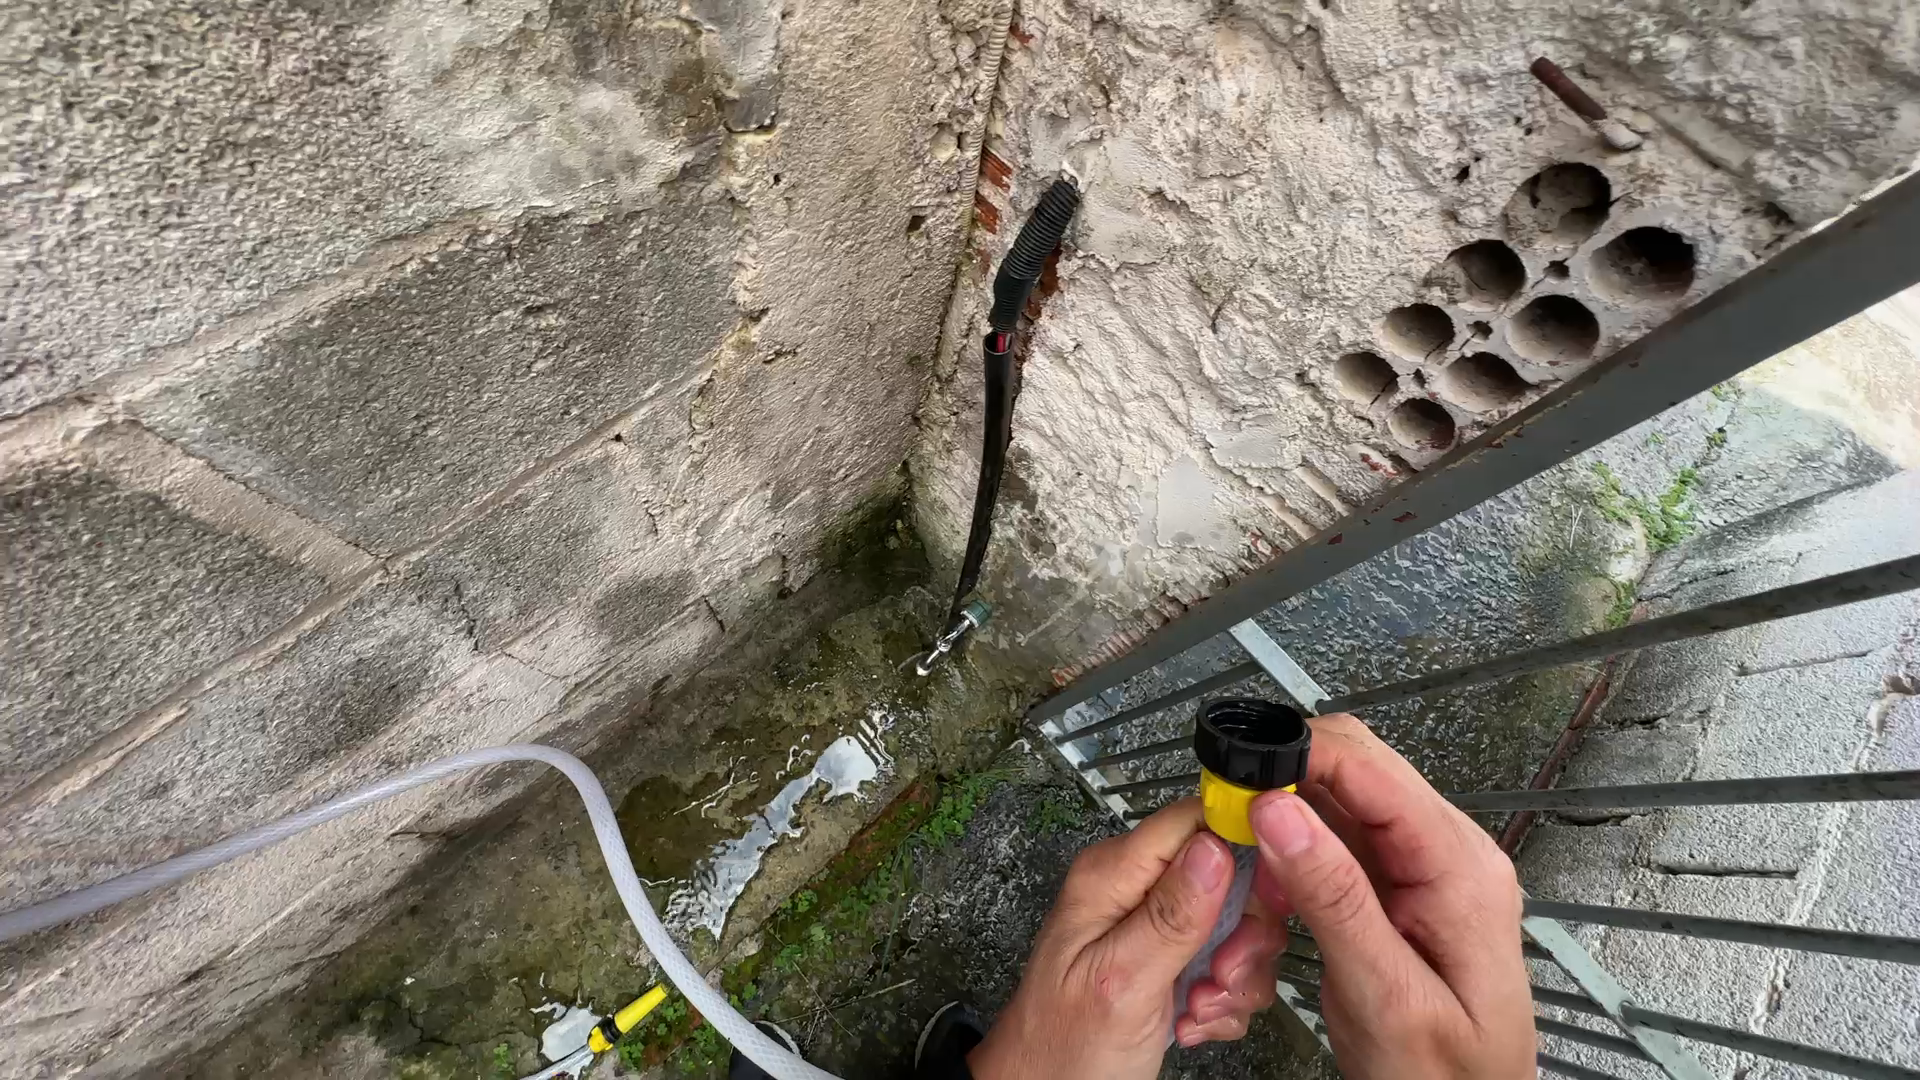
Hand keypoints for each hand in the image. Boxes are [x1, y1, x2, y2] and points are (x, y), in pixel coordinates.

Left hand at [967, 799, 1282, 1079]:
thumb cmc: (1065, 1044)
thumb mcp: (1123, 980)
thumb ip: (1170, 914)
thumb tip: (1213, 846)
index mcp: (1113, 873)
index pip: (1188, 820)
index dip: (1237, 845)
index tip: (1261, 899)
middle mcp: (1133, 885)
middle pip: (1223, 872)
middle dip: (1239, 932)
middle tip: (1220, 977)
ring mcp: (1151, 920)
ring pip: (1231, 921)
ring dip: (1233, 974)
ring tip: (1200, 1008)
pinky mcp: (1166, 954)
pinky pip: (1221, 958)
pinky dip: (1222, 997)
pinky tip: (1193, 1020)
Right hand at [1249, 713, 1532, 1079]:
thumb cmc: (1441, 1076)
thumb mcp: (1383, 996)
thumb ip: (1332, 896)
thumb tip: (1273, 805)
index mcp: (1456, 863)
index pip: (1368, 767)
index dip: (1296, 755)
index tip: (1234, 779)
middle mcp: (1442, 843)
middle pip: (1351, 761)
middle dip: (1284, 778)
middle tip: (1234, 819)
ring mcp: (1416, 854)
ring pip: (1332, 788)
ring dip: (1281, 810)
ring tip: (1255, 865)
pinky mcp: (1390, 870)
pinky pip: (1327, 824)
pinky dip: (1289, 839)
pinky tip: (1275, 882)